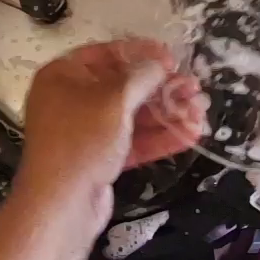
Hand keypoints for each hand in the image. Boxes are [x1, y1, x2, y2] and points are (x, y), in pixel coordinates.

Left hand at [17, 38, 206, 214]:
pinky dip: (158, 138)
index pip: (106, 53)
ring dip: (166, 113)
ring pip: (131, 116)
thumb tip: (160, 64)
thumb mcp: (114, 100)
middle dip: (161, 88)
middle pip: (123, 86)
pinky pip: (131, 141)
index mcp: (63, 74)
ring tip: (200, 112)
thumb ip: (141, 77)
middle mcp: (71, 98)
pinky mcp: (98, 158)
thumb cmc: (82, 139)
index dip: (141, 53)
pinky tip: (189, 136)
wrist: (60, 206)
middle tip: (193, 88)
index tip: (171, 57)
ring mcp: (85, 131)